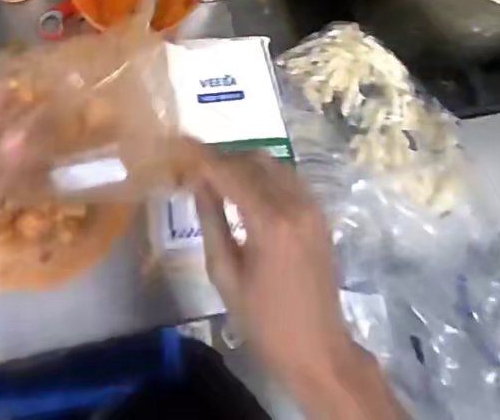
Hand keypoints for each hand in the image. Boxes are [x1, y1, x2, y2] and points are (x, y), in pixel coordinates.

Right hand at [183, 142, 403, 419]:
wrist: (320, 353)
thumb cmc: (265, 323)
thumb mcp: (225, 276)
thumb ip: (210, 221)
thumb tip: (197, 182)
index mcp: (269, 222)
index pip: (229, 172)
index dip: (202, 157)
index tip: (179, 146)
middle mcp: (294, 203)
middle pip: (251, 160)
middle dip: (220, 158)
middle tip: (194, 166)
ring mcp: (311, 205)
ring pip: (271, 162)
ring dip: (242, 162)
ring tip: (216, 175)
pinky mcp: (318, 212)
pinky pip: (286, 176)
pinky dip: (262, 173)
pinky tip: (245, 188)